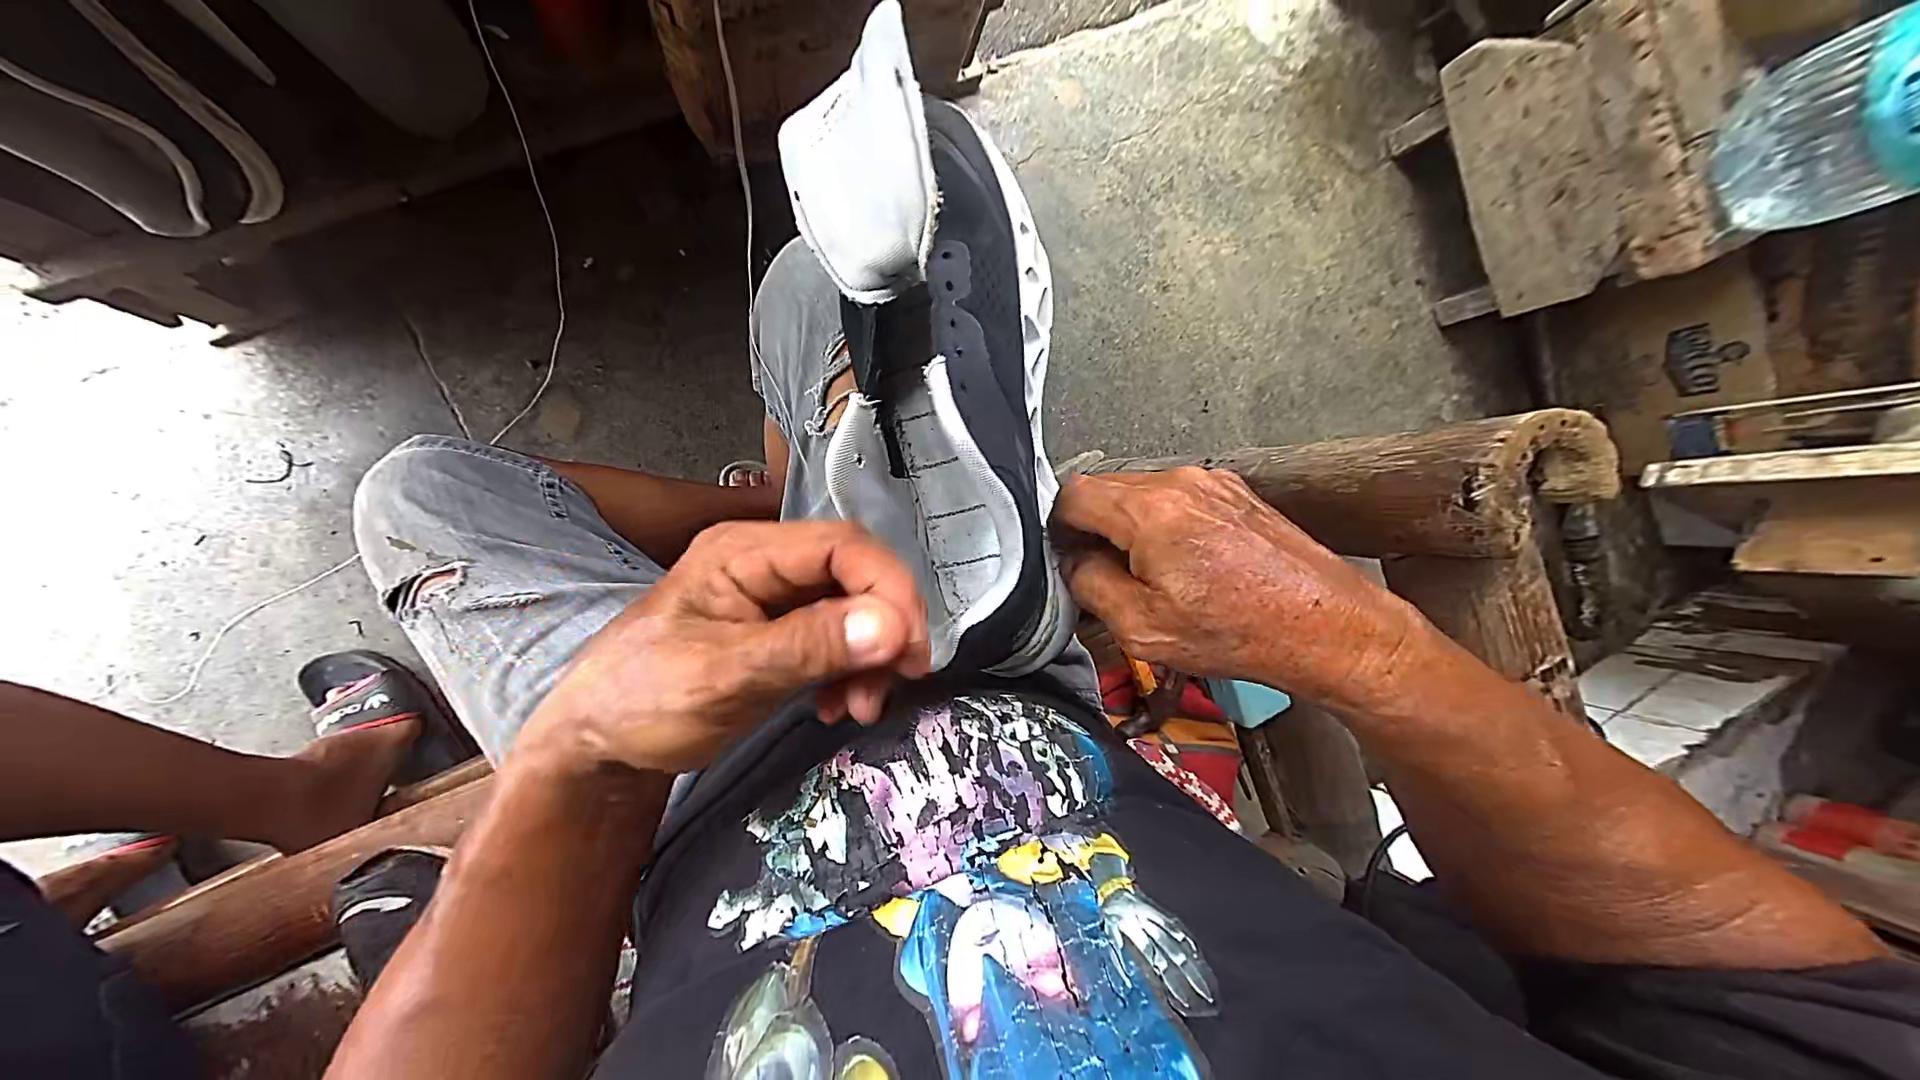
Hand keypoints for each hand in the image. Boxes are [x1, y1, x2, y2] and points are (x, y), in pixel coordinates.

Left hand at [518, 521, 930, 774]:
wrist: (600, 743)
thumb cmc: (639, 701)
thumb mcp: (724, 676)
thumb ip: (808, 648)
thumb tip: (890, 627)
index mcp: (743, 552)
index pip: (841, 546)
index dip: (888, 588)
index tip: (910, 645)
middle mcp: (766, 564)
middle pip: (856, 575)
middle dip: (885, 627)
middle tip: (897, 679)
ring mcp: (776, 597)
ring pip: (856, 609)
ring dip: (874, 655)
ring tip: (861, 704)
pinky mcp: (784, 630)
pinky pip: (840, 638)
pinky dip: (855, 669)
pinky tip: (840, 703)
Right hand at [1053, 469, 1427, 714]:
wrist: (1324, 626)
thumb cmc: (1247, 629)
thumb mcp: (1142, 626)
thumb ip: (1088, 585)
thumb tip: (1073, 564)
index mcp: (1151, 512)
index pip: (1071, 495)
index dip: (1056, 527)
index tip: (1062, 551)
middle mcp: (1180, 484)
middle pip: (1104, 490)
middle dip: (1091, 528)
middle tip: (1099, 570)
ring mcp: (1210, 484)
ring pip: (1138, 493)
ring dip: (1127, 527)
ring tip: (1147, 574)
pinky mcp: (1231, 493)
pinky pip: (1174, 498)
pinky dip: (1161, 524)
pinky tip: (1179, 565)